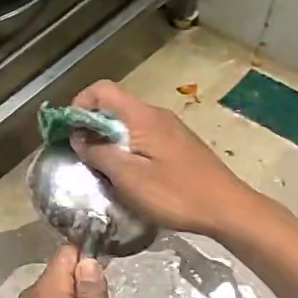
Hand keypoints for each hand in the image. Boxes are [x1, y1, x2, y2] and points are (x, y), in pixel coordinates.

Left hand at [8, 244, 115, 297]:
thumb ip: (92, 294)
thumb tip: (89, 260)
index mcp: (47, 291)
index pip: (68, 253)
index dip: (90, 253)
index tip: (112, 264)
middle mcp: (32, 297)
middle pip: (62, 270)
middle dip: (86, 277)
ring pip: (58, 291)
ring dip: (79, 297)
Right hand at [69, 79, 260, 238]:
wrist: (228, 208)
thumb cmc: (176, 194)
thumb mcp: (130, 178)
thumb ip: (100, 154)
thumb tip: (78, 137)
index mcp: (142, 117)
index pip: (103, 89)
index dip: (80, 103)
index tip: (69, 130)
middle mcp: (156, 114)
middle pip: (115, 105)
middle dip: (91, 124)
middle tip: (81, 154)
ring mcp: (170, 128)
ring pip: (129, 122)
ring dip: (109, 138)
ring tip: (102, 167)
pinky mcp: (179, 144)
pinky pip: (144, 135)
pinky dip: (128, 146)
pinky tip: (130, 173)